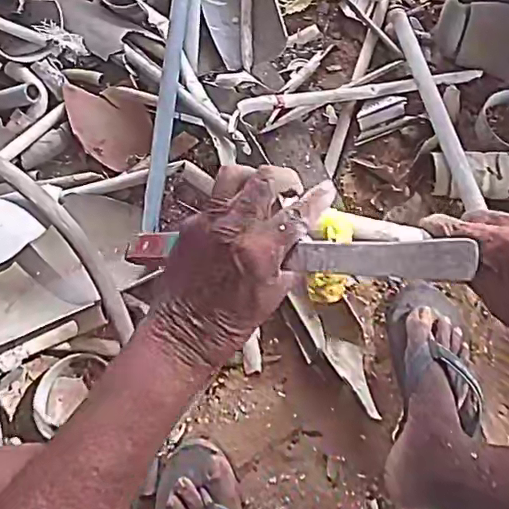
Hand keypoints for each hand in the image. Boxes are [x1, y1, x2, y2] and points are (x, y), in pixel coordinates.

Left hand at [147, 165, 333, 370]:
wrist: (183, 333)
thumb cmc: (224, 324)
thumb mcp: (274, 293)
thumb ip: (291, 259)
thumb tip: (303, 241)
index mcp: (258, 250)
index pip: (297, 213)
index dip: (317, 199)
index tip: (325, 191)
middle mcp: (232, 229)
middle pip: (265, 179)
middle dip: (286, 179)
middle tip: (292, 188)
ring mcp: (208, 223)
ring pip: (234, 175)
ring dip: (254, 179)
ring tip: (262, 190)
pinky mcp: (190, 224)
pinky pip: (214, 198)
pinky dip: (230, 202)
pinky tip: (237, 217)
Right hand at [420, 210, 508, 370]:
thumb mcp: (499, 304)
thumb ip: (472, 273)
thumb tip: (455, 261)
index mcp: (507, 244)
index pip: (456, 227)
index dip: (435, 232)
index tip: (426, 233)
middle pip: (480, 219)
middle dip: (468, 238)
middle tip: (465, 262)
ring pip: (505, 222)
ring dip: (496, 240)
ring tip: (505, 274)